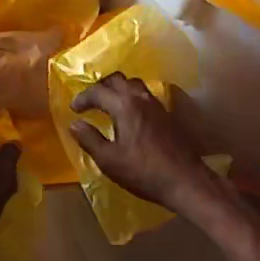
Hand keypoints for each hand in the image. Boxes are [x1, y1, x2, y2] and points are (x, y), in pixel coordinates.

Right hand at [69, 73, 219, 209]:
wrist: (185, 181)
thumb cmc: (143, 171)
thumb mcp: (109, 160)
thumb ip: (89, 139)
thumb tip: (74, 124)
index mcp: (124, 105)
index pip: (98, 91)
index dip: (82, 98)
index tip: (74, 109)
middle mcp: (140, 98)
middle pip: (117, 79)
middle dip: (100, 87)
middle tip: (90, 101)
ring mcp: (157, 105)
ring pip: (133, 84)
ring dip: (118, 89)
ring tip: (109, 103)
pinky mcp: (167, 114)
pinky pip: (145, 95)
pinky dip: (132, 97)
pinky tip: (130, 114)